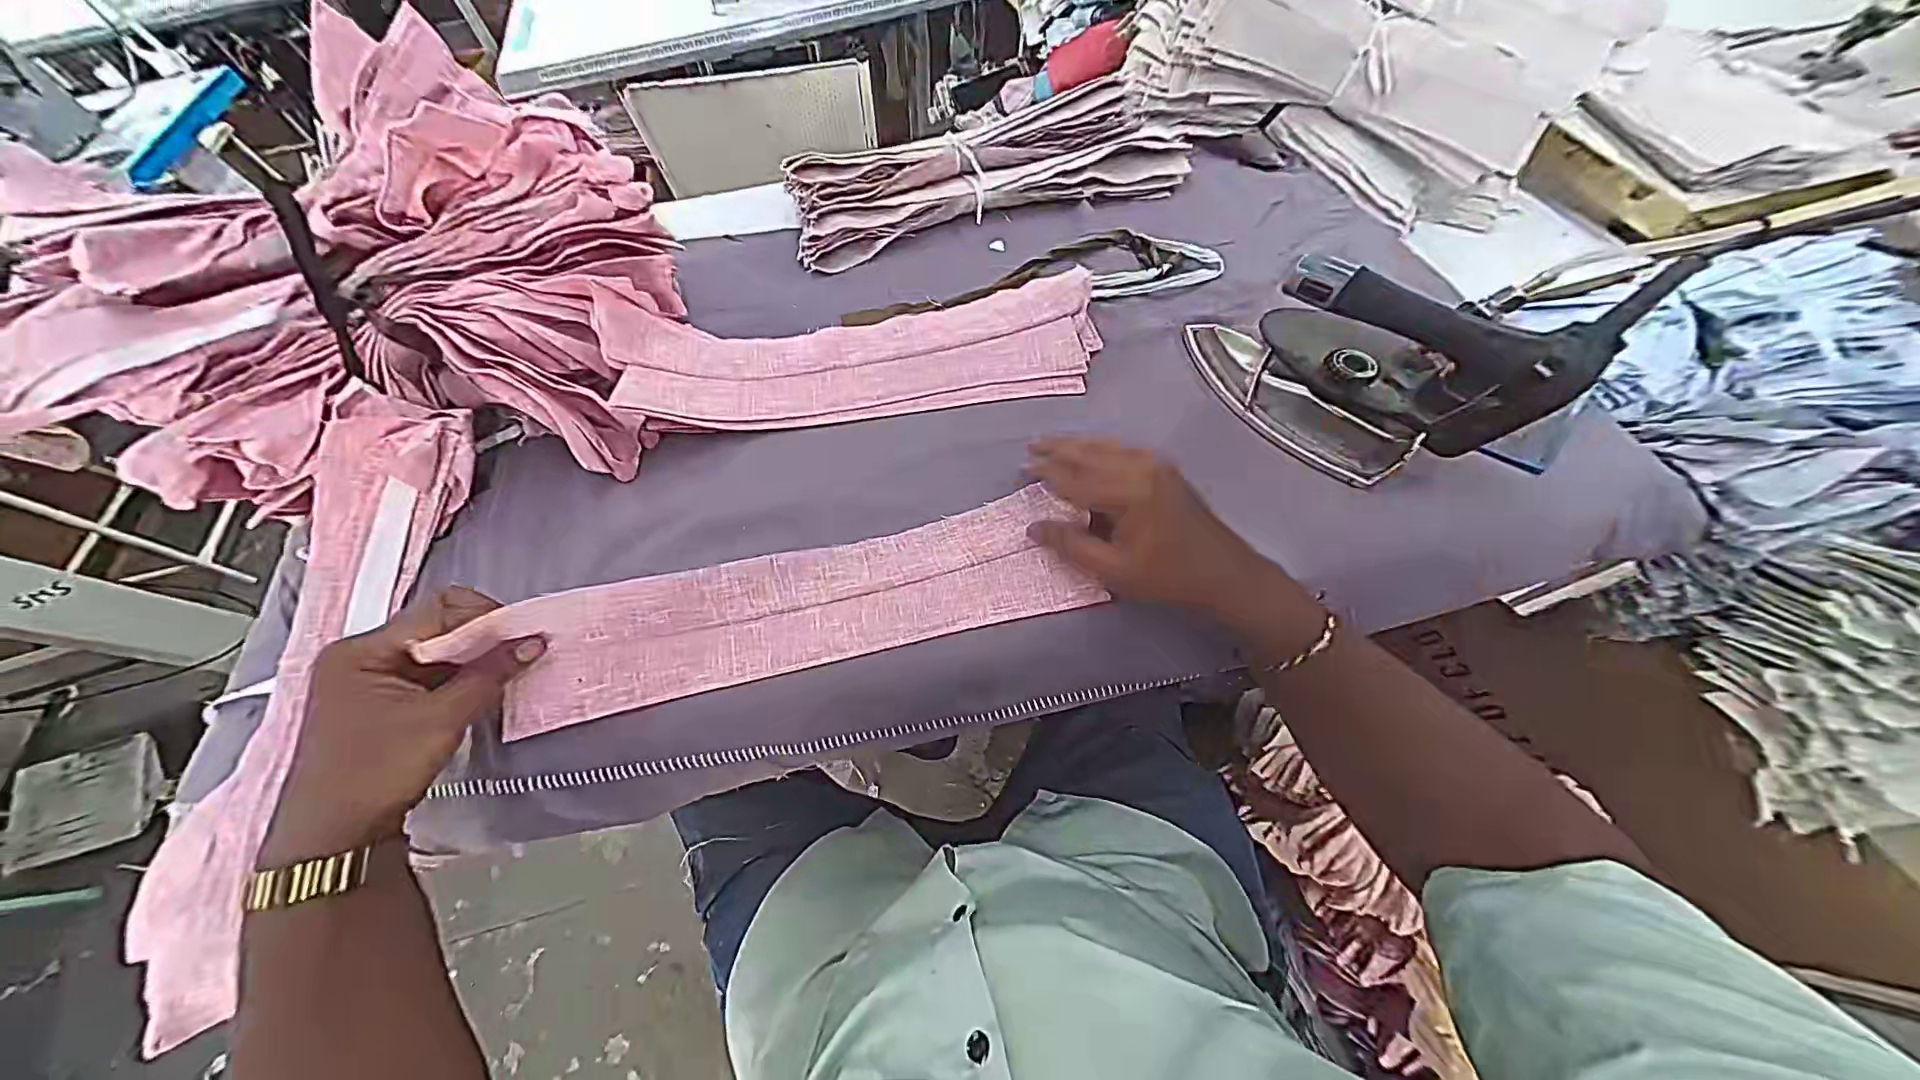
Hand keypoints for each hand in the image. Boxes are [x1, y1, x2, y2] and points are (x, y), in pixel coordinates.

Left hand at [260, 587, 545, 866]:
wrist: (335, 835)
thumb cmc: (377, 772)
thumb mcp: (442, 718)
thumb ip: (490, 674)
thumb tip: (531, 643)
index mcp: (361, 651)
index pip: (436, 611)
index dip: (484, 618)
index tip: (521, 635)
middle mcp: (361, 657)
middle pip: (437, 628)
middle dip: (482, 639)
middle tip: (520, 652)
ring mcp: (369, 679)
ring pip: (438, 652)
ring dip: (474, 660)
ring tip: (508, 670)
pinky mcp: (383, 700)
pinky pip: (431, 674)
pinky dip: (461, 678)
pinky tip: (486, 687)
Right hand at [1025, 439, 1321, 633]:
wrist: (1225, 574)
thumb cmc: (1168, 577)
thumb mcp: (1114, 570)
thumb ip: (1071, 545)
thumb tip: (1034, 527)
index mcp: (1128, 493)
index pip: (1076, 478)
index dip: (1048, 473)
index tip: (1024, 467)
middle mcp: (1142, 469)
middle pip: (1091, 453)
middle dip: (1059, 449)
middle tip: (1032, 446)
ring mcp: (1157, 466)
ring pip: (1108, 447)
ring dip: (1079, 445)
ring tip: (1053, 444)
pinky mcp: (1166, 470)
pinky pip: (1124, 450)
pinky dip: (1101, 448)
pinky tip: (1092, 451)